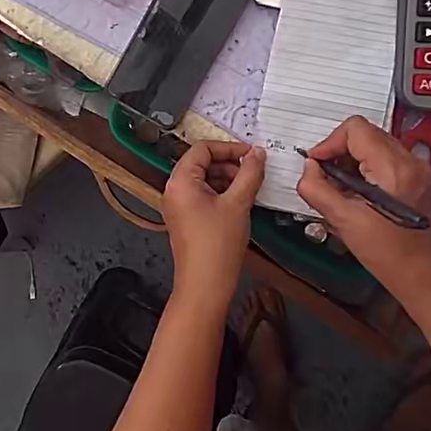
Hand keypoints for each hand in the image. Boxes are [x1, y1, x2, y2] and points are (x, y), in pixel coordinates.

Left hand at [162, 141, 263, 305]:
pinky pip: (203, 195)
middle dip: (229, 164)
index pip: (202, 148)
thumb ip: (250, 173)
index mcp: (180, 181)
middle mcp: (174, 190)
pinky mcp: (185, 218)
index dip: (229, 148)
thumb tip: (257, 155)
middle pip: (202, 162)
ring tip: (249, 189)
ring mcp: (178, 205)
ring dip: (227, 179)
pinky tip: (240, 202)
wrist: (205, 283)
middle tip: (253, 172)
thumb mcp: (238, 203)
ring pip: (204, 179)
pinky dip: (222, 193)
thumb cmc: (216, 247)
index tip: (251, 154)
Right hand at [296, 116, 430, 297]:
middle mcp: (411, 162)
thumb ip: (317, 189)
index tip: (316, 165)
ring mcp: (419, 170)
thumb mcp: (343, 221)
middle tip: (326, 178)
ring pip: (376, 146)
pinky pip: (387, 160)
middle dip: (339, 152)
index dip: (329, 143)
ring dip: (352, 161)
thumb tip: (309, 169)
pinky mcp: (420, 180)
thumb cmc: (390, 255)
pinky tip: (358, 195)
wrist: (427, 278)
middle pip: (366, 134)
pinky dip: (367, 170)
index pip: (355, 129)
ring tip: (341, 190)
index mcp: (394, 168)